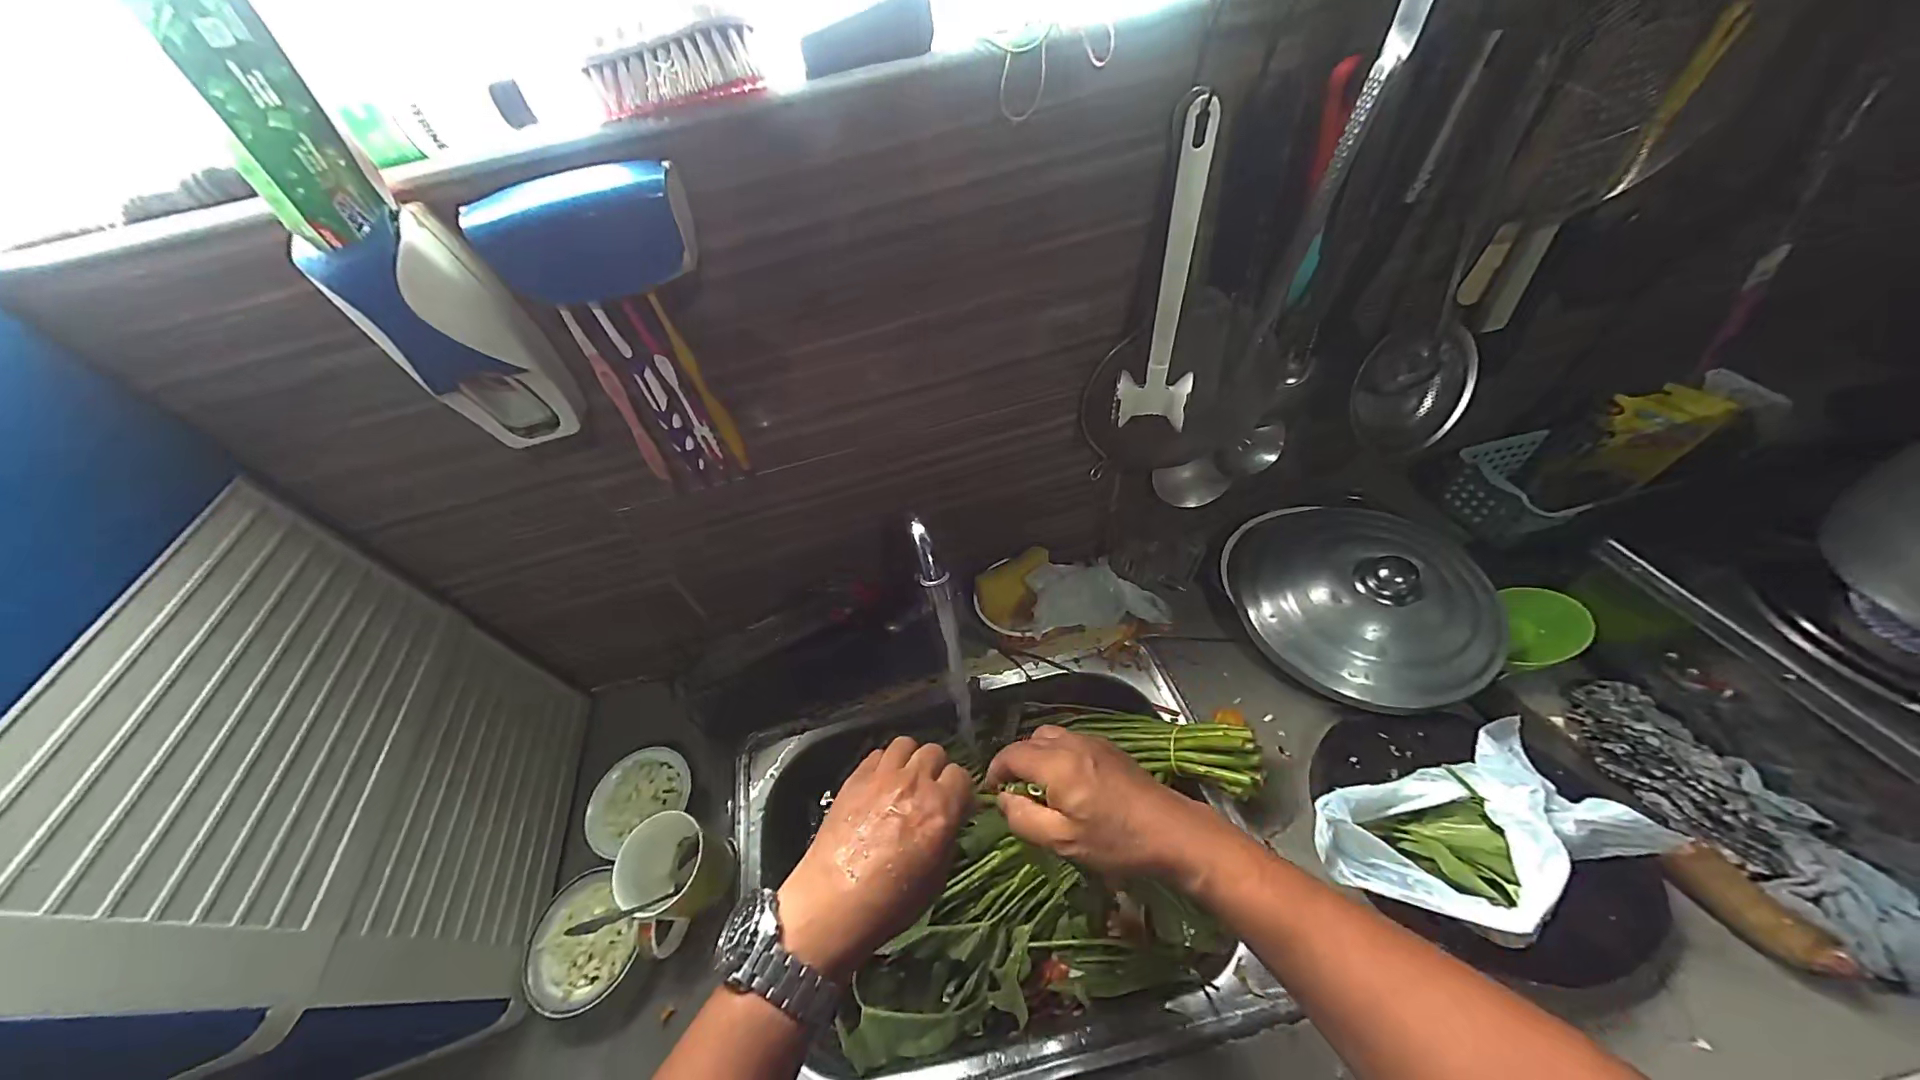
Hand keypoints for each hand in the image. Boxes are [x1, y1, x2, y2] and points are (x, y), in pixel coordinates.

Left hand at [777, 736, 972, 978]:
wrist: (833, 903)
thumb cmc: (890, 902)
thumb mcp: (937, 878)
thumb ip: (949, 837)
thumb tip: (951, 820)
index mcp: (940, 809)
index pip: (962, 775)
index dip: (959, 790)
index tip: (954, 803)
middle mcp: (914, 784)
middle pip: (934, 752)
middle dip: (936, 770)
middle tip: (929, 791)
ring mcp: (882, 776)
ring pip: (906, 744)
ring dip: (910, 759)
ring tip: (905, 779)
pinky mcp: (855, 777)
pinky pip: (877, 754)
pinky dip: (884, 763)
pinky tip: (880, 783)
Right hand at [986, 726, 1234, 886]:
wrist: (1173, 832)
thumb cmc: (1116, 841)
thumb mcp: (1062, 841)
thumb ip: (1024, 818)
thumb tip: (1003, 800)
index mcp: (1056, 763)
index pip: (1010, 755)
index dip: (994, 772)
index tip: (992, 795)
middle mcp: (1071, 743)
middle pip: (1029, 741)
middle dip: (1016, 762)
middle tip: (1016, 794)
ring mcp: (1093, 741)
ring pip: (1050, 737)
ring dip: (1037, 756)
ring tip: (1042, 788)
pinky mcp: (1109, 747)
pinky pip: (1071, 742)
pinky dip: (1058, 755)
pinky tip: (1070, 783)